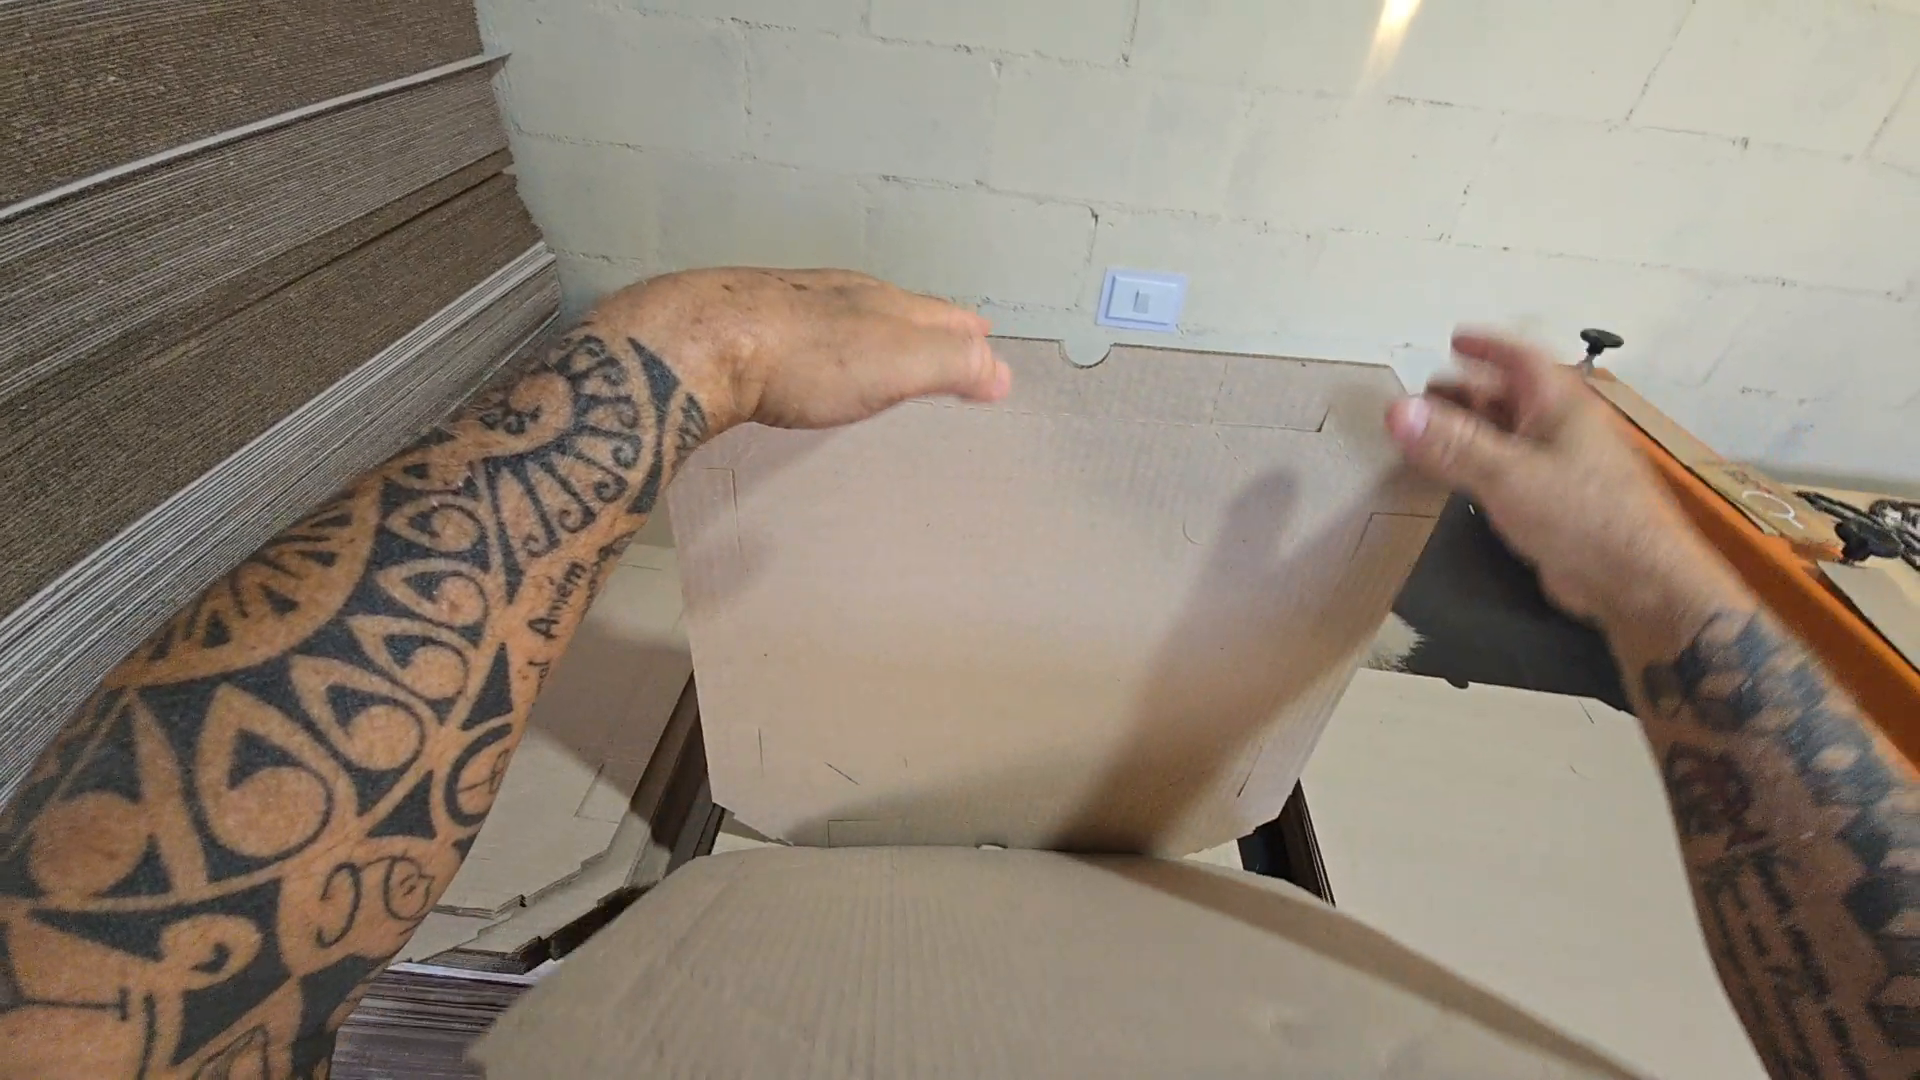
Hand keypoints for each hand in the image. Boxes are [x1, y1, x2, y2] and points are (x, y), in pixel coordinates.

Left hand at [599, 268, 1009, 430]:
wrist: (708, 343)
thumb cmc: (810, 358)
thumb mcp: (898, 363)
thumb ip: (953, 364)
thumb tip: (1004, 373)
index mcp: (885, 303)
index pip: (942, 316)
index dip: (968, 331)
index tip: (986, 336)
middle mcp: (844, 295)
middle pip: (901, 307)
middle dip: (930, 325)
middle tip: (950, 340)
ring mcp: (797, 305)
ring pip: (855, 313)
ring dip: (882, 329)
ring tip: (894, 347)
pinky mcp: (755, 325)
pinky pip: (813, 330)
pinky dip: (835, 341)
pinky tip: (822, 355)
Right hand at [1384, 331, 1746, 636]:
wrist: (1634, 581)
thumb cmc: (1583, 518)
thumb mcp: (1507, 474)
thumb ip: (1450, 443)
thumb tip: (1395, 410)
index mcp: (1561, 408)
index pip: (1522, 361)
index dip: (1488, 347)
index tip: (1453, 340)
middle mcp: (1561, 429)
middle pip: (1508, 396)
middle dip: (1465, 391)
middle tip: (1422, 396)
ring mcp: (1558, 465)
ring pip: (1505, 433)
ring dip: (1466, 428)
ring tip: (1425, 433)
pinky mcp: (1549, 500)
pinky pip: (1503, 466)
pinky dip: (1473, 460)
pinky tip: (1451, 474)